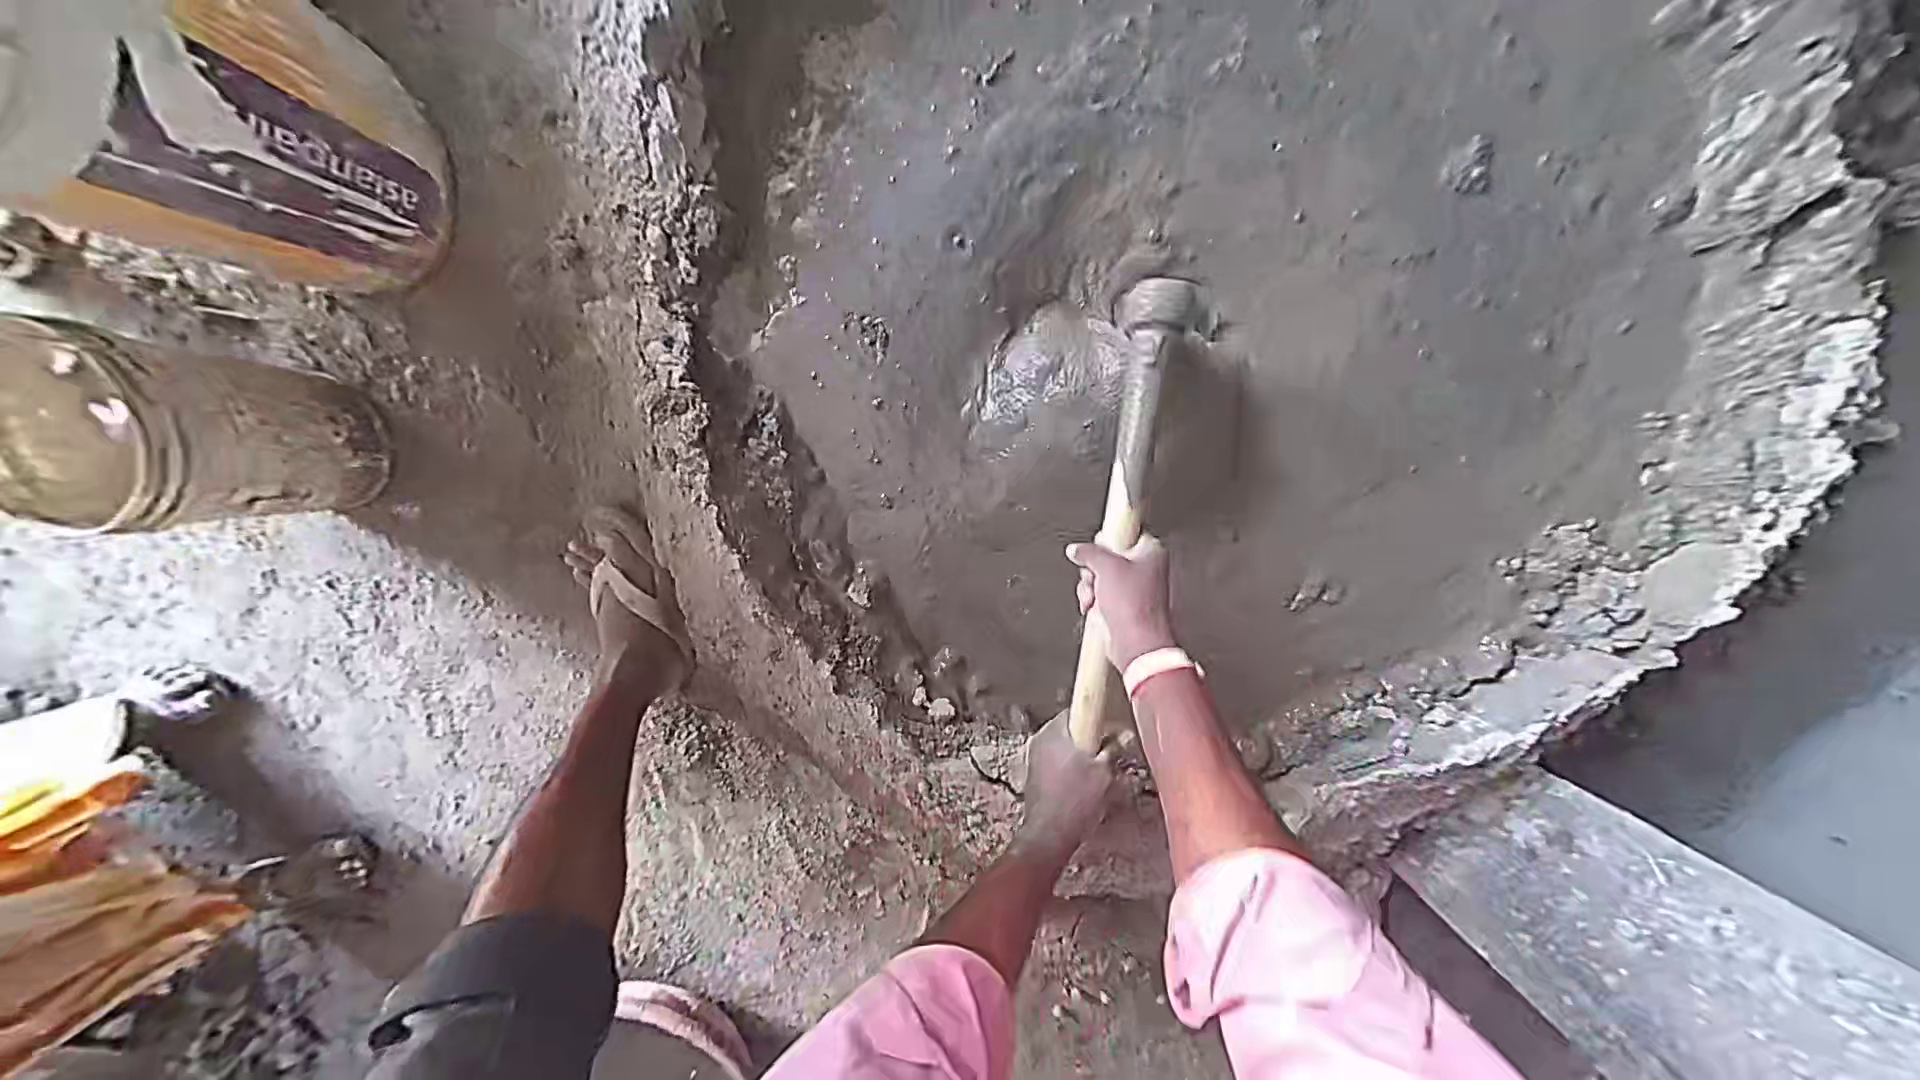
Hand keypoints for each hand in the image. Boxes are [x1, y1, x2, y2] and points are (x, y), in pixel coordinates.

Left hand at [1014, 708, 1114, 857]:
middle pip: (1071, 728)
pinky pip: (1056, 760)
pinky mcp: (1034, 773)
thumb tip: (1123, 735)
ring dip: (1081, 754)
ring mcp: (1034, 755)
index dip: (1098, 717)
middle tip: (1109, 754)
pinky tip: (1082, 785)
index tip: (1112, 729)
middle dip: (1091, 739)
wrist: (1048, 834)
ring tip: (1097, 773)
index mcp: (1055, 730)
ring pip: (1064, 745)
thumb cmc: (1076, 800)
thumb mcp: (1104, 773)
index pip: (1078, 708)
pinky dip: (1070, 767)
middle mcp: (1040, 738)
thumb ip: (1114, 749)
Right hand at [1065, 533, 1175, 669]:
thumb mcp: (1106, 568)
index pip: (1123, 533)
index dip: (1107, 540)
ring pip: (1098, 574)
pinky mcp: (1119, 603)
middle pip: (1106, 555)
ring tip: (1094, 595)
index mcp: (1150, 552)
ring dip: (1089, 585)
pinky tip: (1093, 605)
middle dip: (1092, 567)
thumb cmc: (1134, 607)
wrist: (1134, 643)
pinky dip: (1090, 598)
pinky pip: (1097, 592)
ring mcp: (1130, 587)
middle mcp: (1142, 568)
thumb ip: (1088, 553)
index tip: (1098, 545)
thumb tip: (1076, 549)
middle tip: (1095, 574)